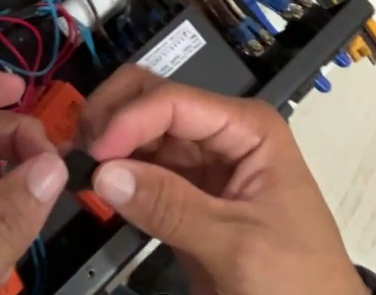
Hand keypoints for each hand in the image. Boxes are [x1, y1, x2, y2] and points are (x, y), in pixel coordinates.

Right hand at [81, 66, 367, 294]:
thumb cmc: (299, 286)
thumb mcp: (239, 247)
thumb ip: (171, 207)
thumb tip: (103, 172)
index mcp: (246, 127)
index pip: (172, 101)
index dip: (129, 120)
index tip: (93, 153)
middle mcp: (221, 132)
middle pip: (153, 99)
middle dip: (113, 116)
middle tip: (77, 147)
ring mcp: (202, 163)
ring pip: (141, 131)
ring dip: (109, 142)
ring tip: (76, 165)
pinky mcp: (186, 194)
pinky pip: (142, 168)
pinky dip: (117, 171)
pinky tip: (95, 182)